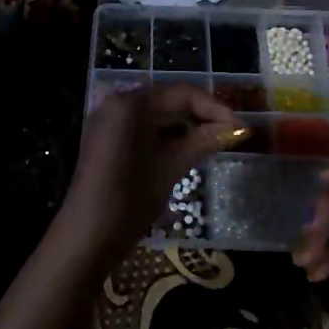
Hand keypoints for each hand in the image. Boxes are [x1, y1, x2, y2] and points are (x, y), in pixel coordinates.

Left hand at [61, 83, 242, 251]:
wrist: (87, 235)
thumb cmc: (130, 200)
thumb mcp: (170, 168)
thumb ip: (202, 142)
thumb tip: (237, 128)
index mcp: (130, 104)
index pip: (181, 93)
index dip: (214, 108)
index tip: (241, 127)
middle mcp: (116, 103)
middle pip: (167, 100)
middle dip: (200, 115)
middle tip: (232, 134)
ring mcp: (107, 120)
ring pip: (155, 113)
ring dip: (184, 125)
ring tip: (214, 143)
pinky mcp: (105, 137)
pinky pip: (141, 126)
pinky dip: (164, 135)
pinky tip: (186, 150)